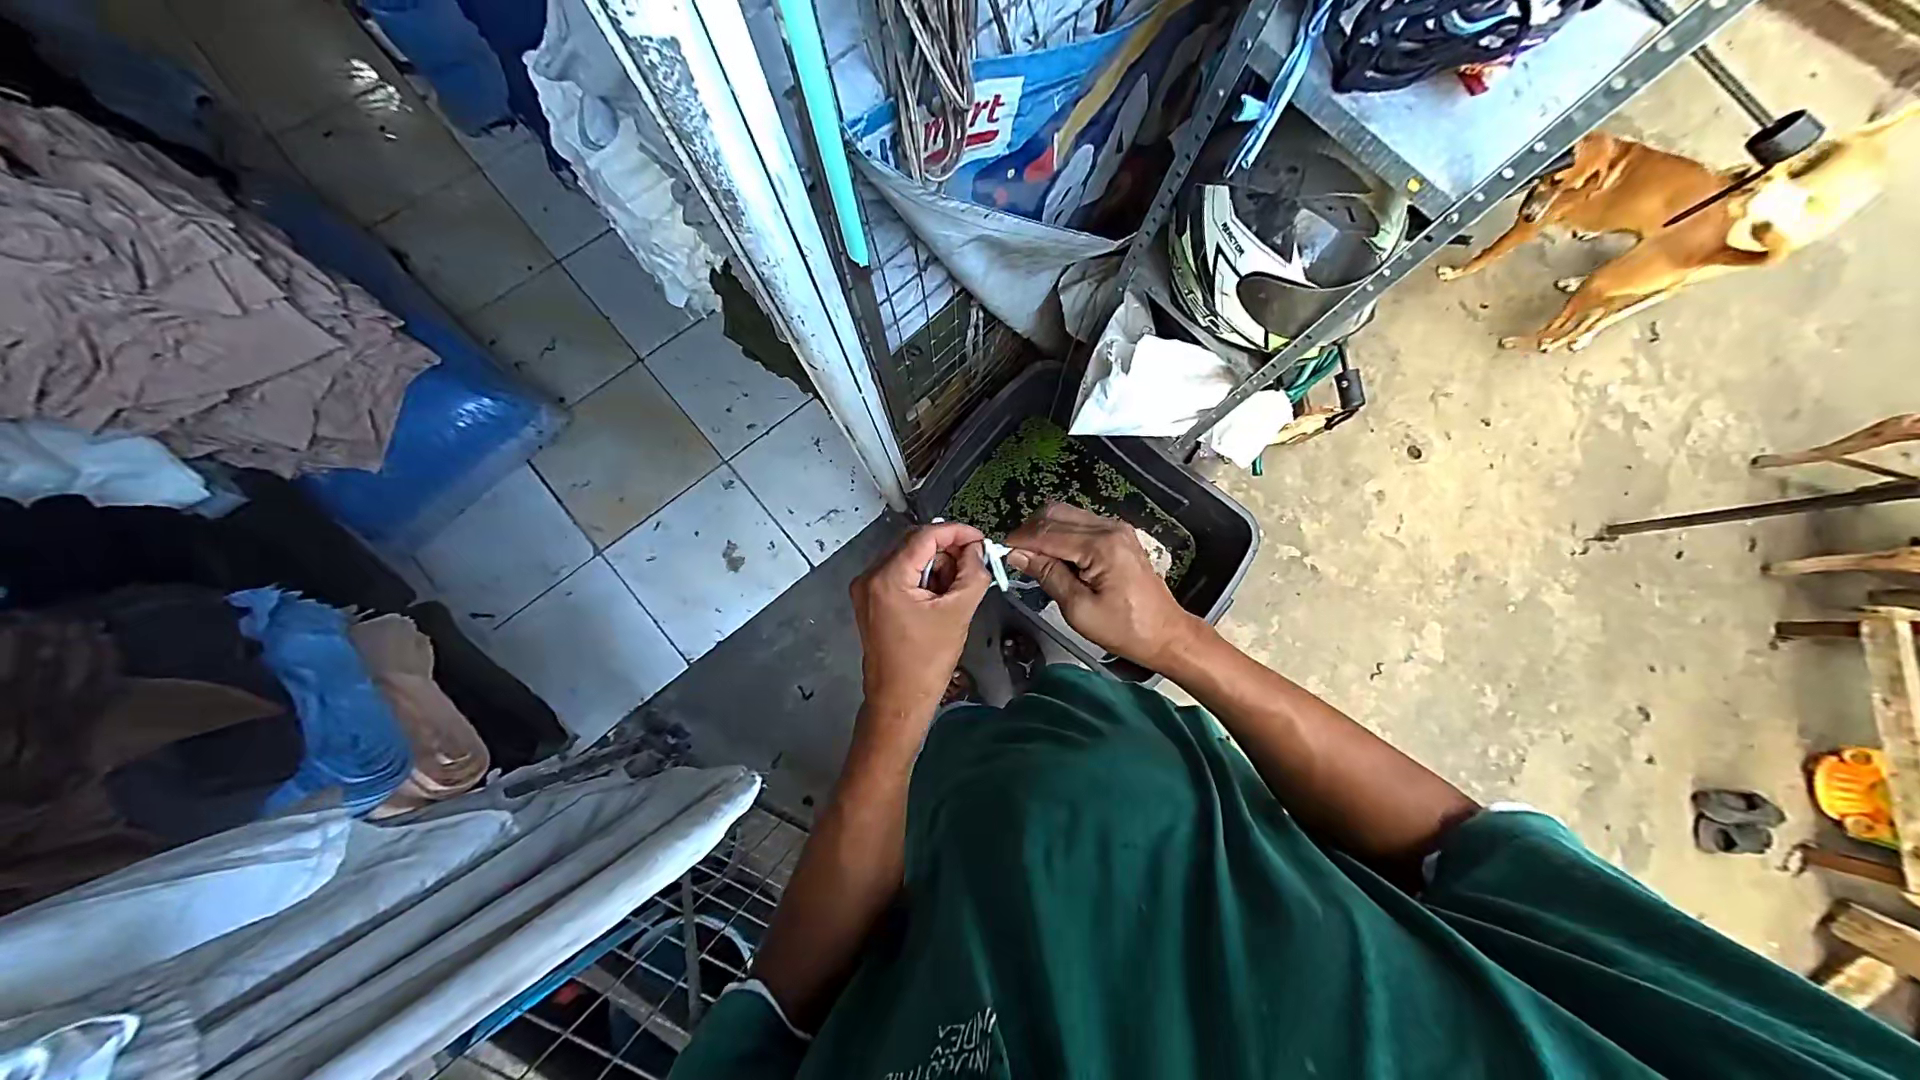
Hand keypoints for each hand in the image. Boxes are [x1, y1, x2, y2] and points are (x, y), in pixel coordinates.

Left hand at [850, 522, 989, 718]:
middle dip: (946, 550)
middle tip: (972, 564)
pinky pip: (900, 574)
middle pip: (914, 543)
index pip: (924, 536)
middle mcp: (870, 577)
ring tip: (955, 587)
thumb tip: (977, 550)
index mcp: (887, 578)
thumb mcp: (958, 612)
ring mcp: (867, 589)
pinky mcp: (871, 600)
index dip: (956, 532)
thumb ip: (972, 573)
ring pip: (908, 557)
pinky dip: (922, 577)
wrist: (899, 698)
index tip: (980, 539)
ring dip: (936, 564)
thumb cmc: (927, 661)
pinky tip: (939, 596)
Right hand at [1005, 503, 1205, 670]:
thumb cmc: (1124, 628)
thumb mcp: (1078, 609)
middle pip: (1054, 514)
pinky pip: (1079, 523)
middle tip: (1014, 557)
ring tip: (1031, 559)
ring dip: (1043, 532)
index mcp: (1101, 546)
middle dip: (1028, 532)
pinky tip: (1053, 557)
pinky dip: (1060, 534)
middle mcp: (1109, 528)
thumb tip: (1017, 555)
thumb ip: (1047, 575)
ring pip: (1065, 515)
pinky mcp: (1118, 535)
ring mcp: (1115, 528)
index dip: (1018, 541)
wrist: (1165, 633)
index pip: (1047, 533)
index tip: (999, 554)